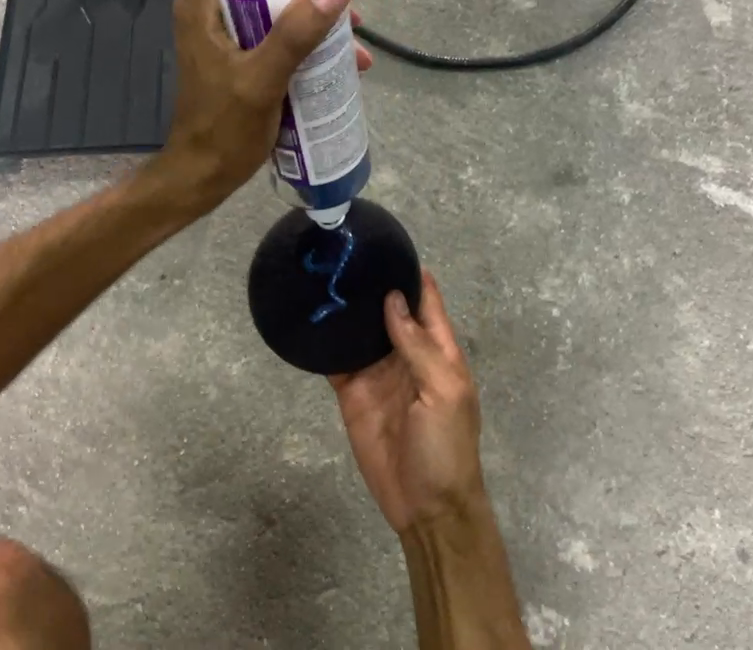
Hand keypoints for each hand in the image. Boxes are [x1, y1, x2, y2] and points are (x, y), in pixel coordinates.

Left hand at [150, 0, 369, 208]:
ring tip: (353, 45)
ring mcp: (225, 38)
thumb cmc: (224, 128)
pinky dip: (306, 47)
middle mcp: (210, 13)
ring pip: (276, 13)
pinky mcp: (240, 61)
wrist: (203, 177)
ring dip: (314, 25)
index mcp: (202, 5)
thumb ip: (296, 33)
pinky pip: (277, 39)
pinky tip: (340, 65)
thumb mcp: (263, 78)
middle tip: (348, 11)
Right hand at [330, 272, 485, 534]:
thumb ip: (418, 347)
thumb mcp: (443, 393)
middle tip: (339, 254)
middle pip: (387, 310)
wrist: (426, 507)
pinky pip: (336, 361)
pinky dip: (323, 342)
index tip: (385, 244)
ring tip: (319, 276)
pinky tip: (306, 319)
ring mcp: (377, 373)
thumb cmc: (446, 446)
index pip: (425, 301)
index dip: (410, 274)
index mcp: (438, 351)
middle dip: (369, 285)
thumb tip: (393, 300)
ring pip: (359, 330)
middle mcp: (406, 354)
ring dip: (345, 310)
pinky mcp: (352, 393)